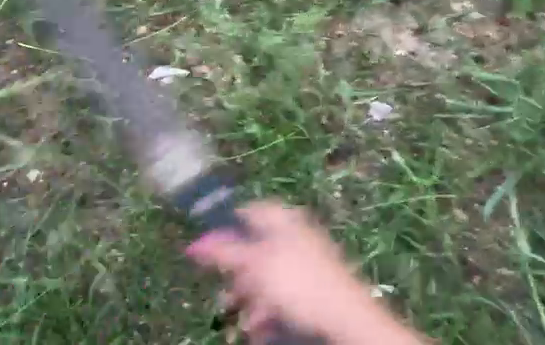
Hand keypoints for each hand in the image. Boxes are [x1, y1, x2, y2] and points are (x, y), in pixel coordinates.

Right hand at [186, 203, 422, 344]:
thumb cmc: (299, 285)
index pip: (239, 214)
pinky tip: (262, 330)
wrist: (352, 324)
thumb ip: (221, 251)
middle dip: (236, 278)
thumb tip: (193, 244)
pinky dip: (270, 311)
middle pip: (252, 249)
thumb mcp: (253, 264)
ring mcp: (307, 260)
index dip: (220, 233)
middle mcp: (293, 232)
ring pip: (267, 277)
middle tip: (227, 297)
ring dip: (251, 301)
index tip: (207, 256)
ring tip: (246, 323)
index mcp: (279, 217)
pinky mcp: (317, 288)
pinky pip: (284, 295)